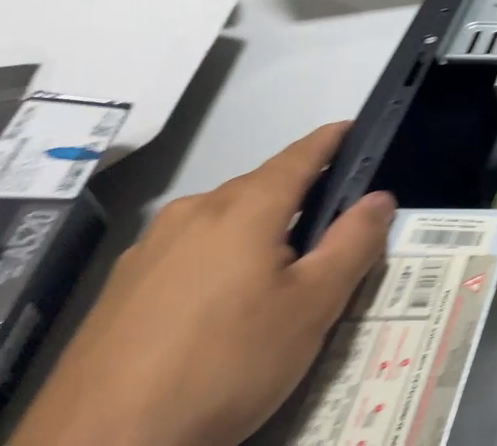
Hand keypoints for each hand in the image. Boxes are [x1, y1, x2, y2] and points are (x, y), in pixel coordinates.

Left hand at [11, 123, 395, 445]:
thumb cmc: (224, 366)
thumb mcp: (312, 308)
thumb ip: (353, 244)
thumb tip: (379, 197)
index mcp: (245, 208)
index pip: (300, 155)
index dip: (332, 140)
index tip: (354, 131)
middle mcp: (193, 214)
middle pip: (260, 188)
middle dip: (298, 197)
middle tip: (331, 231)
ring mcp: (146, 252)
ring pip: (220, 223)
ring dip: (255, 232)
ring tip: (277, 277)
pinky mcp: (116, 293)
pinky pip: (185, 256)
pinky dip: (216, 262)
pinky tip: (220, 311)